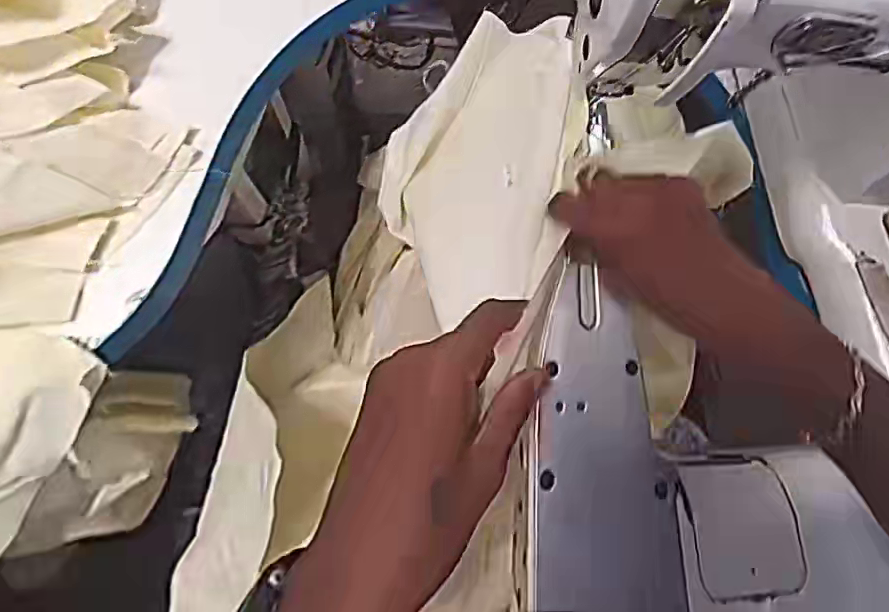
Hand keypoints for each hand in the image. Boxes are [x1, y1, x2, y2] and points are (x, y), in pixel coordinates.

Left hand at [286, 300, 545, 611]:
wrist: (352, 574)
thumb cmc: (413, 532)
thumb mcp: (485, 467)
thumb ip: (513, 408)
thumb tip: (533, 377)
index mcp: (439, 373)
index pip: (488, 318)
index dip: (519, 314)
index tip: (536, 321)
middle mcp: (407, 367)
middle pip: (466, 339)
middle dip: (496, 359)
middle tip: (517, 394)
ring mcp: (384, 383)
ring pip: (442, 358)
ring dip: (467, 377)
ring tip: (478, 431)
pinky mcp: (371, 401)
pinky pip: (419, 375)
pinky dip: (441, 389)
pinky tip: (449, 436)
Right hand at [549, 175, 846, 401]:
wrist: (728, 297)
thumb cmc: (675, 303)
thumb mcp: (624, 283)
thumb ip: (599, 254)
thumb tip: (583, 241)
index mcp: (617, 228)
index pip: (574, 205)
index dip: (563, 210)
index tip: (561, 215)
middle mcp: (638, 200)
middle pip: (598, 183)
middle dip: (590, 198)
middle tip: (589, 217)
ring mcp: (664, 189)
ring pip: (624, 179)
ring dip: (617, 194)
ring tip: (621, 216)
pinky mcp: (683, 187)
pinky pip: (651, 182)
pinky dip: (644, 194)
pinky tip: (648, 214)